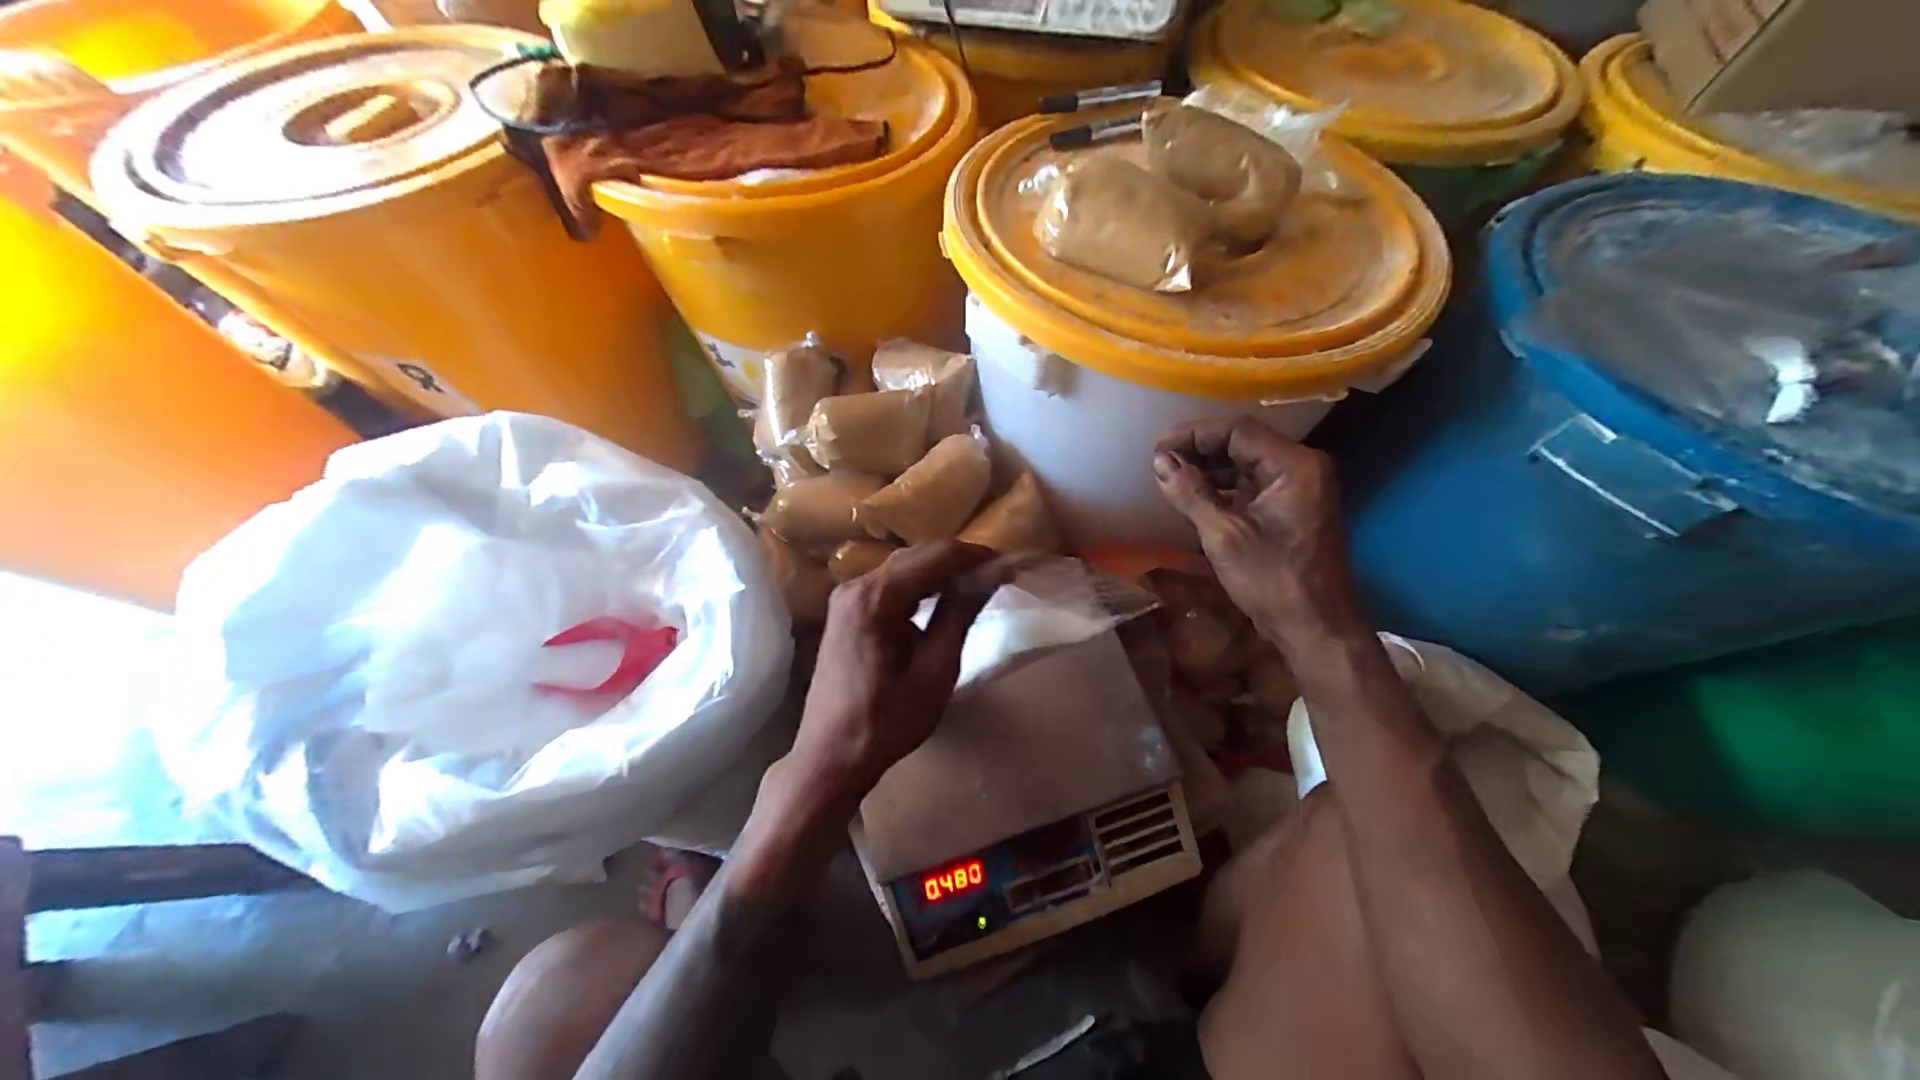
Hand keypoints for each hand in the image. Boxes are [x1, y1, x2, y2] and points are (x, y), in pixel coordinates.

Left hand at [786, 539, 997, 800]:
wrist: (831, 755)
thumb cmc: (887, 720)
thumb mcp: (936, 669)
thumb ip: (960, 613)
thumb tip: (991, 572)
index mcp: (875, 597)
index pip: (937, 555)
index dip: (977, 555)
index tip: (1011, 566)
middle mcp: (855, 585)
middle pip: (917, 555)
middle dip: (960, 562)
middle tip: (998, 577)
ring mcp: (846, 597)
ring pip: (904, 568)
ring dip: (940, 573)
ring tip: (977, 588)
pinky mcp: (845, 611)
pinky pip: (889, 585)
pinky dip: (919, 587)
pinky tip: (941, 601)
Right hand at [1151, 418, 1367, 650]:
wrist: (1314, 627)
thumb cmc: (1272, 581)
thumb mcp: (1224, 536)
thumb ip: (1191, 493)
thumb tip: (1160, 461)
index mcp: (1295, 467)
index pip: (1238, 431)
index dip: (1193, 434)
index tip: (1157, 448)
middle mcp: (1303, 467)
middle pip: (1244, 442)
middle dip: (1199, 449)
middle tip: (1160, 461)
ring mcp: (1300, 487)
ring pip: (1246, 463)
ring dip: (1209, 467)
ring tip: (1170, 476)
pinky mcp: (1292, 507)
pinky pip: (1252, 484)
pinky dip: (1223, 486)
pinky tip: (1194, 495)